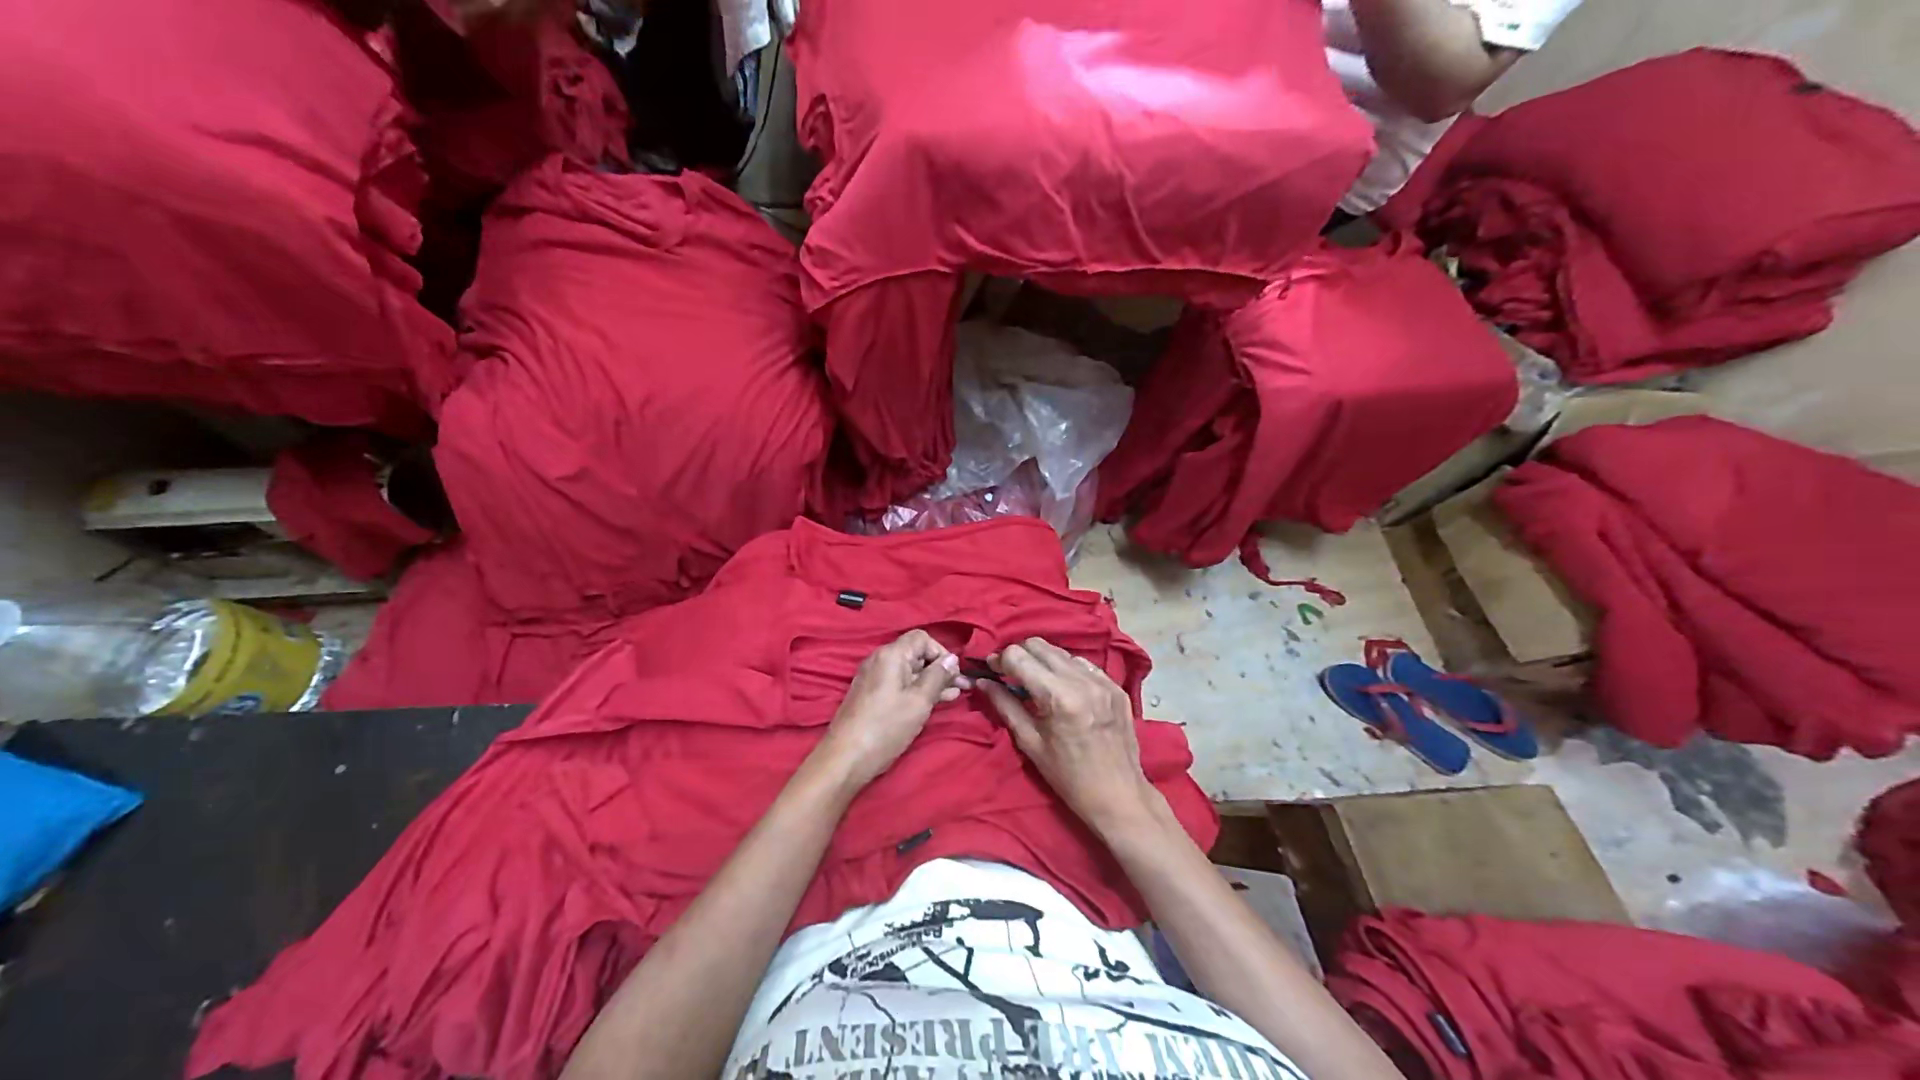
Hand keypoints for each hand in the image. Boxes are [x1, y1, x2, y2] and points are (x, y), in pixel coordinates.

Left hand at [810, 630, 967, 790]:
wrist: (846, 757)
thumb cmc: (887, 727)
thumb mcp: (919, 701)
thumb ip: (938, 676)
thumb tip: (952, 659)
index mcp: (891, 655)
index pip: (922, 638)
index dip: (941, 652)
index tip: (953, 674)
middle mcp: (879, 659)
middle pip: (915, 654)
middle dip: (939, 669)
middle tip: (961, 688)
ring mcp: (873, 677)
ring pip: (908, 671)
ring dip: (930, 681)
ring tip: (953, 696)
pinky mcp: (870, 694)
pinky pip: (898, 684)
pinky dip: (915, 690)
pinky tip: (932, 703)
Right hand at [978, 637, 1160, 834]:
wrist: (1119, 795)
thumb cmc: (1068, 776)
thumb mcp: (1030, 742)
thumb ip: (1005, 706)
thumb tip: (983, 682)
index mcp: (1059, 696)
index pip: (1019, 656)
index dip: (1000, 660)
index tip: (992, 671)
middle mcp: (1082, 681)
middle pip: (1039, 645)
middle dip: (1020, 655)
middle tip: (1010, 675)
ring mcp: (1103, 681)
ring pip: (1061, 652)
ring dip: (1043, 661)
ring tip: (1037, 683)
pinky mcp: (1116, 686)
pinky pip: (1083, 664)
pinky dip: (1067, 670)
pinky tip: (1063, 689)